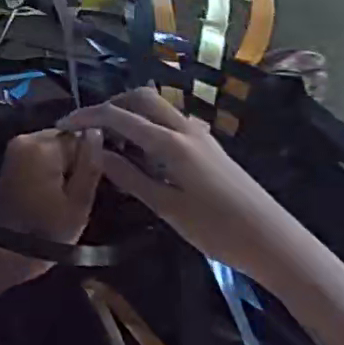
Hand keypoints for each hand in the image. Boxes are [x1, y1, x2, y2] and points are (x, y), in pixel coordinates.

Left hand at [0, 128, 103, 280]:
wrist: (14, 245)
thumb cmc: (50, 228)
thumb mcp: (80, 200)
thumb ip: (90, 164)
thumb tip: (96, 132)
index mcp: (40, 146)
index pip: (78, 136)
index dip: (92, 156)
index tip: (100, 176)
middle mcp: (24, 139)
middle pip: (63, 137)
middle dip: (76, 157)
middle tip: (84, 185)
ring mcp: (14, 146)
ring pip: (53, 144)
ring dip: (64, 160)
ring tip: (71, 187)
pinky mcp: (12, 156)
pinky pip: (40, 151)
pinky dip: (51, 163)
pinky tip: (57, 185)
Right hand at [60, 89, 317, 285]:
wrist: (281, 247)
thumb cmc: (220, 232)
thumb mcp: (166, 208)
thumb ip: (128, 176)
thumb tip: (96, 153)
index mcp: (170, 143)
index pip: (117, 116)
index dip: (86, 117)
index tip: (62, 126)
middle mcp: (185, 130)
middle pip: (140, 97)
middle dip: (109, 105)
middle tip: (89, 127)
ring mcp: (201, 137)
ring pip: (157, 106)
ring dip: (129, 112)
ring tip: (112, 140)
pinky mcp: (210, 148)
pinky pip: (170, 121)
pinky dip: (147, 124)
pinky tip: (143, 152)